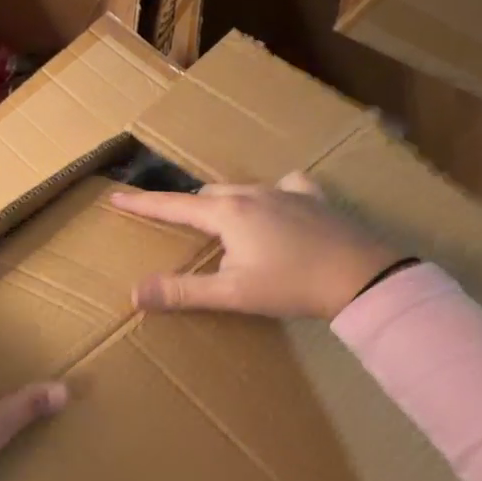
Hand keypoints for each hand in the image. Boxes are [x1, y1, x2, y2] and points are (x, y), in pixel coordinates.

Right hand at [105, 173, 406, 320]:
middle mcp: (254, 194)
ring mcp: (288, 193)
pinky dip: (270, 194)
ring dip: (223, 202)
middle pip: (206, 194)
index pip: (173, 205)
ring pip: (242, 189)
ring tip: (219, 222)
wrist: (366, 277)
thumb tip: (133, 293)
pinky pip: (285, 186)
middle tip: (172, 224)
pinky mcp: (316, 201)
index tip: (115, 196)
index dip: (142, 203)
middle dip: (185, 207)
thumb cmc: (292, 285)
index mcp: (228, 213)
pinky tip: (276, 204)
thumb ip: (181, 292)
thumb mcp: (231, 294)